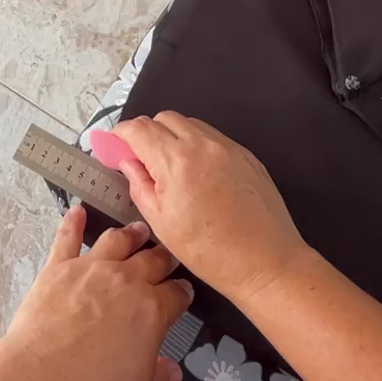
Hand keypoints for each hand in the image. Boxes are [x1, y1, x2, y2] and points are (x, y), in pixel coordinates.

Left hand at [0, 205, 193, 380]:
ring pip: (116, 241)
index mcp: (152, 311)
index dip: (182, 292)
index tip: (183, 292)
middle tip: (167, 253)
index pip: (176, 294)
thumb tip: (171, 371)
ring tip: (137, 229)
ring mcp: (90, 268)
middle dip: (163, 256)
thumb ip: (157, 377)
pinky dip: (73, 221)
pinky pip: (67, 237)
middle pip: (151, 260)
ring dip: (130, 233)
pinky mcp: (58, 266)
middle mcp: (125, 281)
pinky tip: (77, 209)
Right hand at [108, 112, 312, 303]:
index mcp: (176, 162)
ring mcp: (227, 147)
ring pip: (189, 123)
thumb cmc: (213, 252)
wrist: (266, 262)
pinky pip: (212, 136)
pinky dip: (197, 144)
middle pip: (163, 118)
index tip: (115, 144)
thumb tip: (129, 164)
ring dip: (173, 136)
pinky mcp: (245, 154)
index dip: (121, 134)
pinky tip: (198, 173)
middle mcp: (202, 145)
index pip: (139, 129)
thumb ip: (139, 185)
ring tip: (172, 168)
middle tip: (142, 158)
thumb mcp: (161, 223)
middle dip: (147, 133)